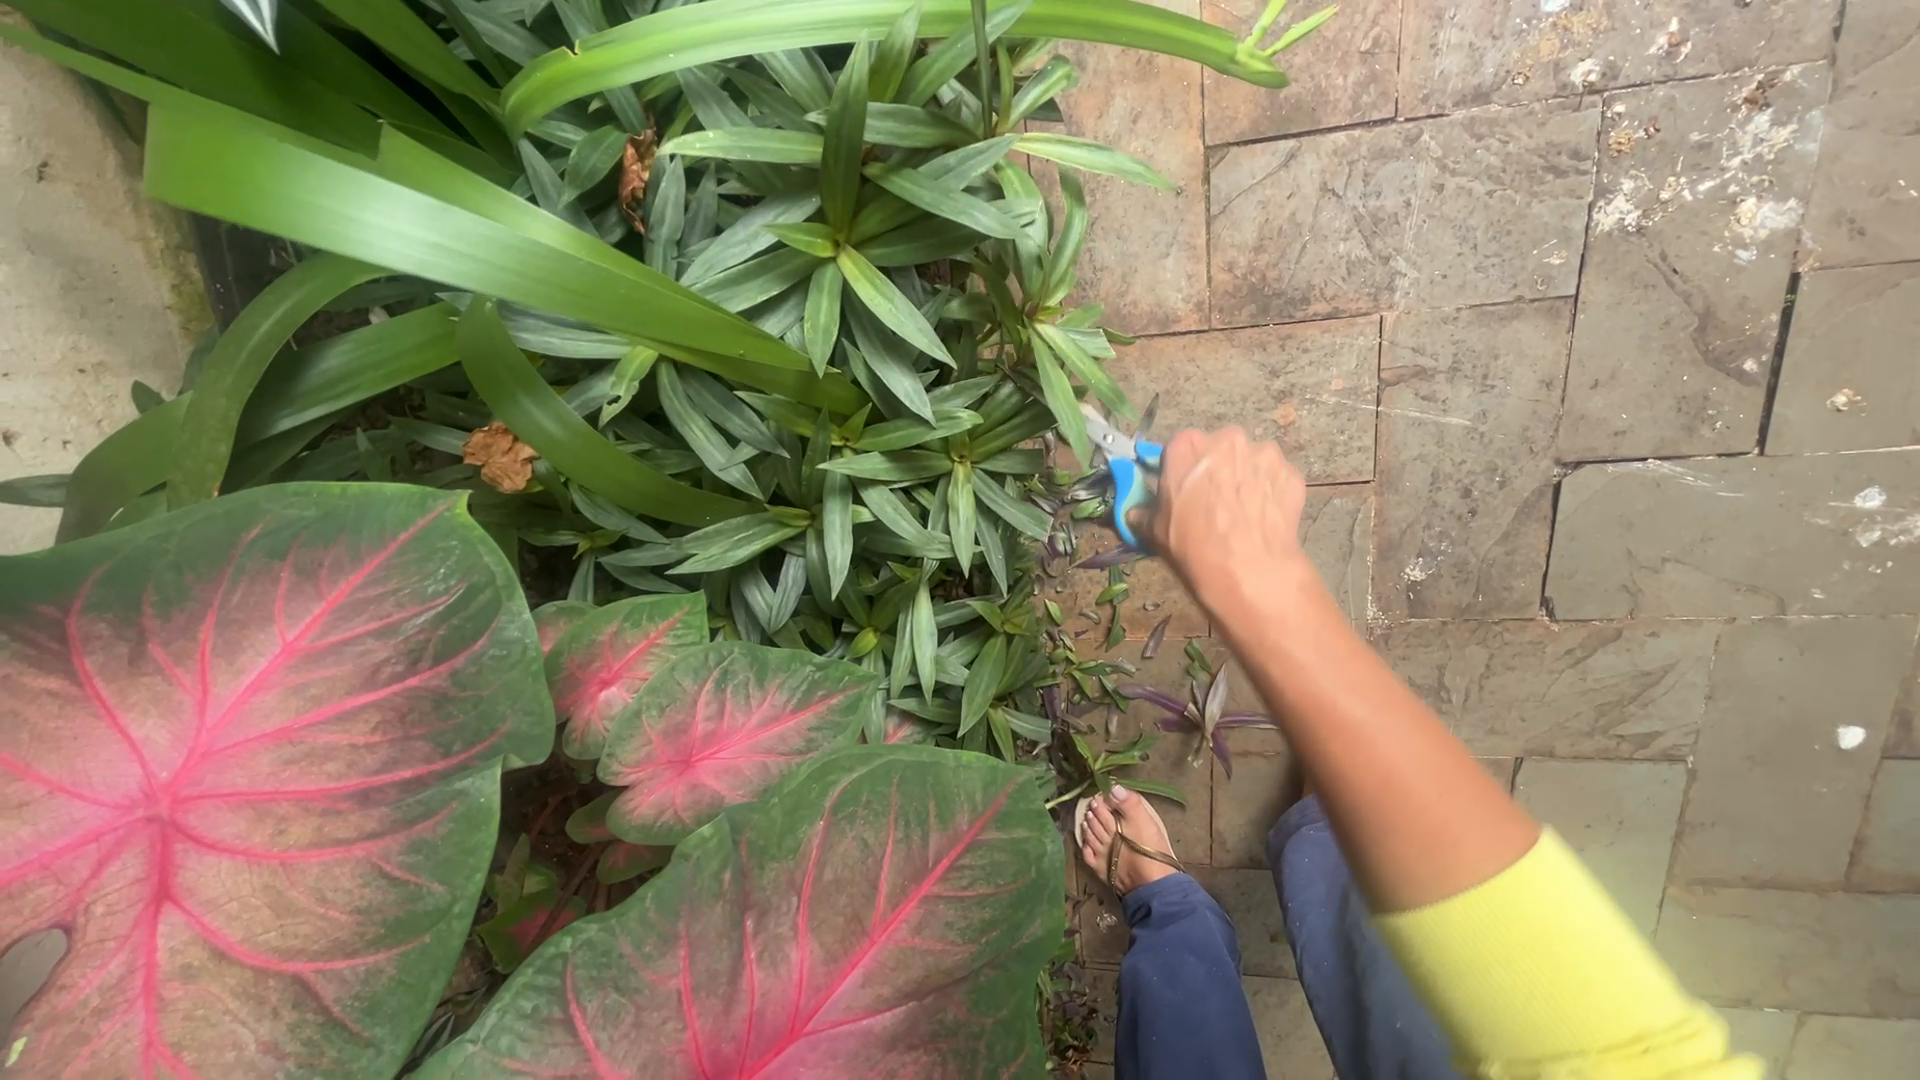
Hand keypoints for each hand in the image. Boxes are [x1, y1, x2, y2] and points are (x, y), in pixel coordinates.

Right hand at [1128, 427, 1309, 616]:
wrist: (1248, 570)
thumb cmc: (1192, 545)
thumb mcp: (1153, 530)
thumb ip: (1143, 512)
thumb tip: (1136, 512)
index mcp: (1186, 445)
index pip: (1178, 449)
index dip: (1180, 470)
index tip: (1182, 491)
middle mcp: (1227, 439)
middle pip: (1217, 449)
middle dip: (1215, 470)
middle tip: (1211, 503)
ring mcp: (1264, 453)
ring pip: (1249, 461)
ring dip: (1244, 478)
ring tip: (1241, 513)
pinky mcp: (1291, 473)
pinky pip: (1275, 478)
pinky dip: (1269, 492)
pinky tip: (1263, 518)